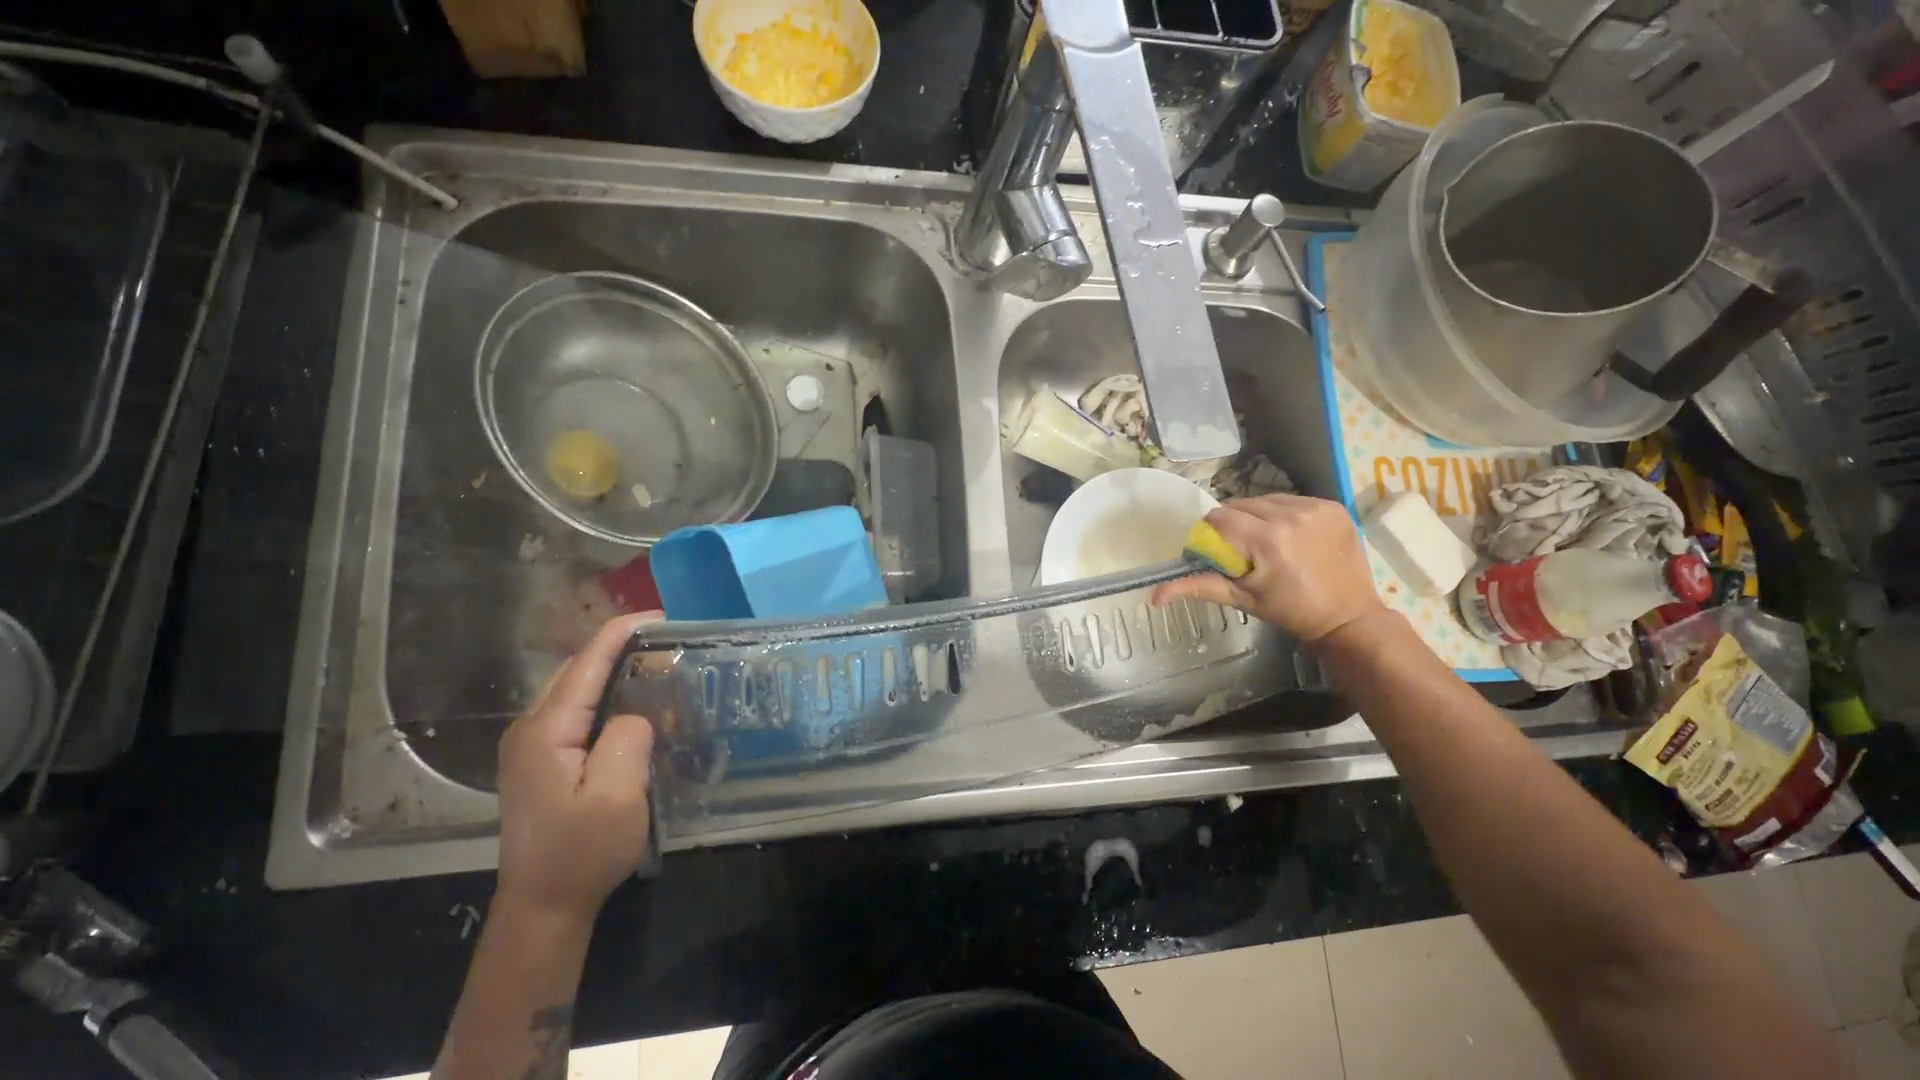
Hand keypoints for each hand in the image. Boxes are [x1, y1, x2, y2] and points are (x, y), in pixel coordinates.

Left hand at [496, 612, 658, 922]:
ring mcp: (529, 747)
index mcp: (546, 731)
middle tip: (666, 645)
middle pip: (574, 671)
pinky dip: (602, 700)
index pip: (586, 664)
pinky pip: (571, 714)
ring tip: (655, 671)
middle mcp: (529, 730)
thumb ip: (628, 740)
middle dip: (617, 649)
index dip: (620, 633)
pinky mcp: (537, 764)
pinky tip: (631, 710)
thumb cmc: (582, 852)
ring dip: (611, 675)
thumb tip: (636, 715)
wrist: (542, 906)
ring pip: (571, 691)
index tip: (659, 615)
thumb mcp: (618, 797)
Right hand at [1152, 494, 1385, 643]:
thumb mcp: (1243, 599)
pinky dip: (1285, 515)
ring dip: (1259, 517)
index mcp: (1268, 540)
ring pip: (1266, 500)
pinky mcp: (1333, 506)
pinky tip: (1292, 537)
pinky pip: (1293, 500)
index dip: (1214, 534)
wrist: (1348, 616)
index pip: (1220, 517)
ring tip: (1269, 544)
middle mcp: (1293, 516)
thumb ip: (1198, 587)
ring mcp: (1317, 508)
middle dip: (1236, 525)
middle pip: (1242, 505)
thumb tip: (1154, 596)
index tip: (1222, 553)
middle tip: (1245, 552)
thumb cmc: (1291, 611)